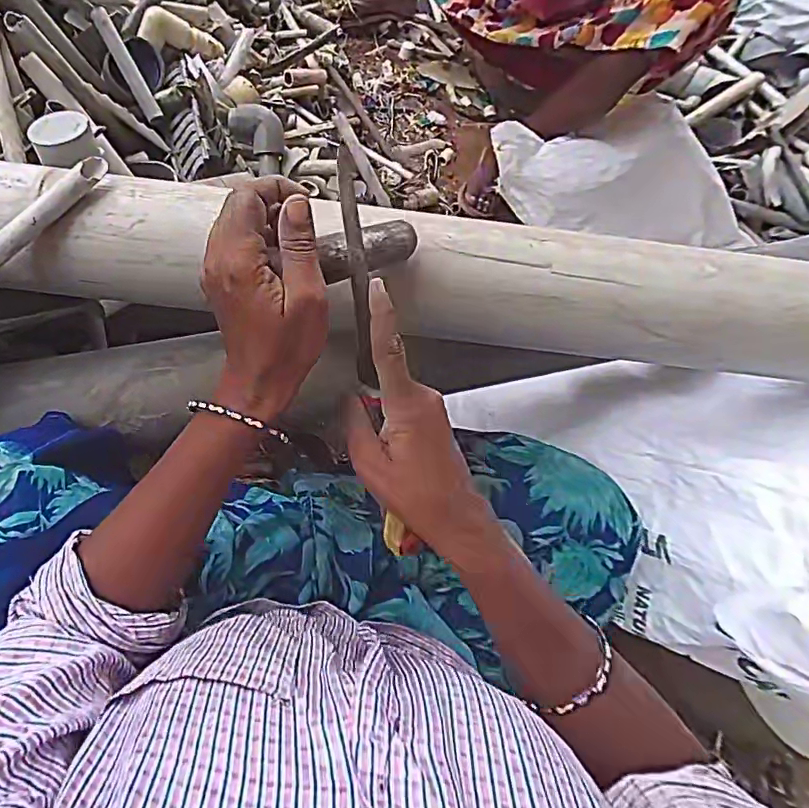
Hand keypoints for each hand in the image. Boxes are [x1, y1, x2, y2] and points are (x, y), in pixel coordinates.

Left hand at [200, 177, 330, 423]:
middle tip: (301, 220)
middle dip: (272, 201)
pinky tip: (281, 257)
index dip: (277, 189)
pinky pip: (235, 241)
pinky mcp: (220, 277)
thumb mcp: (307, 295)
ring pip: (235, 219)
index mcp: (236, 261)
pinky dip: (258, 237)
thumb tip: (297, 206)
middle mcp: (217, 260)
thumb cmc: (283, 350)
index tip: (301, 201)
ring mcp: (215, 268)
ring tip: (294, 241)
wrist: (259, 381)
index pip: (245, 196)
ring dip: (266, 219)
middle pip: (237, 203)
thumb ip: (300, 244)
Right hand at [341, 278, 500, 565]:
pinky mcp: (435, 417)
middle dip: (369, 401)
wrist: (458, 519)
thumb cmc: (415, 497)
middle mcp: (425, 397)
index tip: (379, 287)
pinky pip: (403, 406)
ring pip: (393, 396)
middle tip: (373, 447)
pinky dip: (391, 422)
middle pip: (385, 378)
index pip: (389, 350)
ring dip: (381, 419)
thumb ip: (353, 424)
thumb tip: (350, 398)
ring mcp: (434, 407)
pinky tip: (396, 458)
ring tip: (388, 462)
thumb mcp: (369, 464)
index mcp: (407, 404)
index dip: (382, 316)